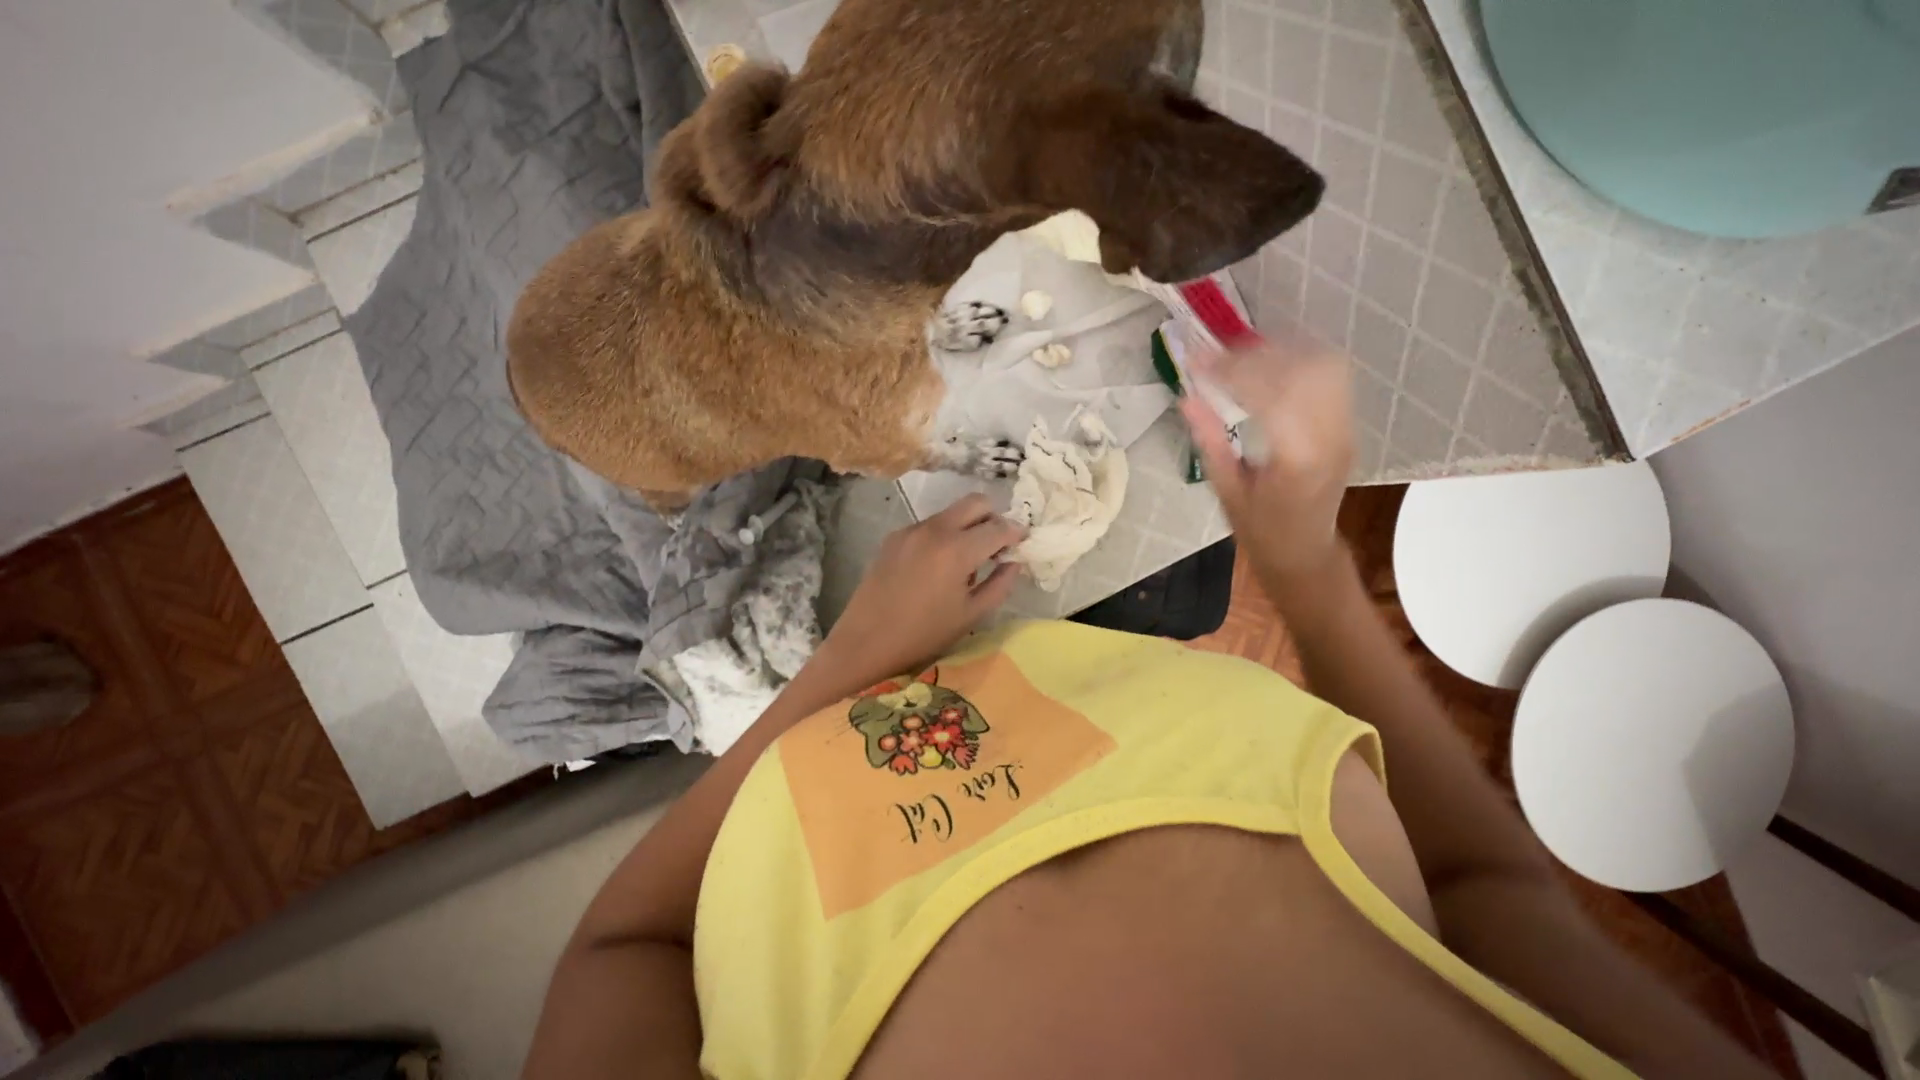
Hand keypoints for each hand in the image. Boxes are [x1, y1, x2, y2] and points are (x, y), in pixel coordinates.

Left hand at [820, 494, 1025, 686]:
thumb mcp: (970, 615)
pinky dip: (944, 536)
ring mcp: (911, 530)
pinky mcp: (894, 537)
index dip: (1016, 534)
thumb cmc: (923, 635)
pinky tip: (938, 566)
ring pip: (951, 512)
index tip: (1023, 544)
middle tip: (998, 545)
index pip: (999, 527)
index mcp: (957, 550)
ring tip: (968, 561)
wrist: (865, 641)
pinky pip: (929, 526)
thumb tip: (1014, 563)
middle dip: (993, 518)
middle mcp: (935, 529)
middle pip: (976, 503)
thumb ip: (999, 585)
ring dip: (968, 526)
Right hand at [1180, 332, 1354, 599]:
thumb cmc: (1260, 531)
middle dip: (1259, 356)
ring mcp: (1344, 429)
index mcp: (1297, 462)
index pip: (1270, 397)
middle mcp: (1330, 439)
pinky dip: (1299, 361)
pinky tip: (1269, 365)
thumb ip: (1210, 442)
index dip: (1234, 372)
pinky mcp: (1347, 423)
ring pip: (1324, 366)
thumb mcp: (1226, 492)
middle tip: (1219, 356)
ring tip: (1244, 356)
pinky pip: (1331, 376)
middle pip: (1304, 372)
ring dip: (1283, 352)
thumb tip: (1187, 397)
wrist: (1305, 551)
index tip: (1199, 361)